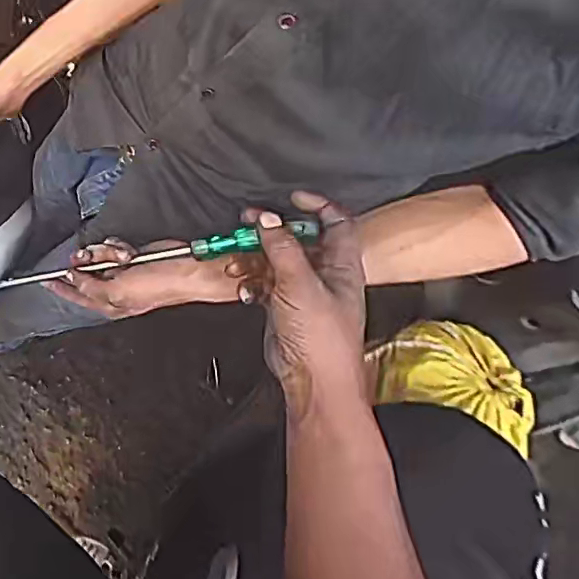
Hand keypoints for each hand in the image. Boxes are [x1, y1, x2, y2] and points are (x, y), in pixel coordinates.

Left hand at [45, 238, 251, 318]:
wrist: (184, 270)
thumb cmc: (157, 286)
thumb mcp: (117, 291)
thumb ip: (90, 286)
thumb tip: (73, 278)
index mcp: (107, 303)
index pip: (76, 295)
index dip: (60, 287)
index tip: (45, 279)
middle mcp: (112, 289)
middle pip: (85, 271)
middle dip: (88, 262)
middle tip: (90, 259)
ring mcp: (121, 272)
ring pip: (98, 256)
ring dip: (107, 253)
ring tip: (124, 257)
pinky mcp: (130, 258)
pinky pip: (111, 247)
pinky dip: (118, 247)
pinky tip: (129, 252)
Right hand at [252, 192, 368, 414]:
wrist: (314, 381)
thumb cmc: (323, 338)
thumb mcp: (300, 284)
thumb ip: (282, 249)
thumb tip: (268, 219)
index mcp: (341, 265)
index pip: (335, 222)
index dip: (317, 205)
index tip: (291, 197)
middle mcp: (324, 275)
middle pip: (298, 240)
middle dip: (273, 230)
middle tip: (249, 222)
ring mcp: (302, 292)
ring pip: (277, 262)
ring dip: (256, 258)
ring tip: (238, 259)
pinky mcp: (284, 308)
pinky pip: (265, 285)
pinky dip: (253, 283)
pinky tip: (246, 289)